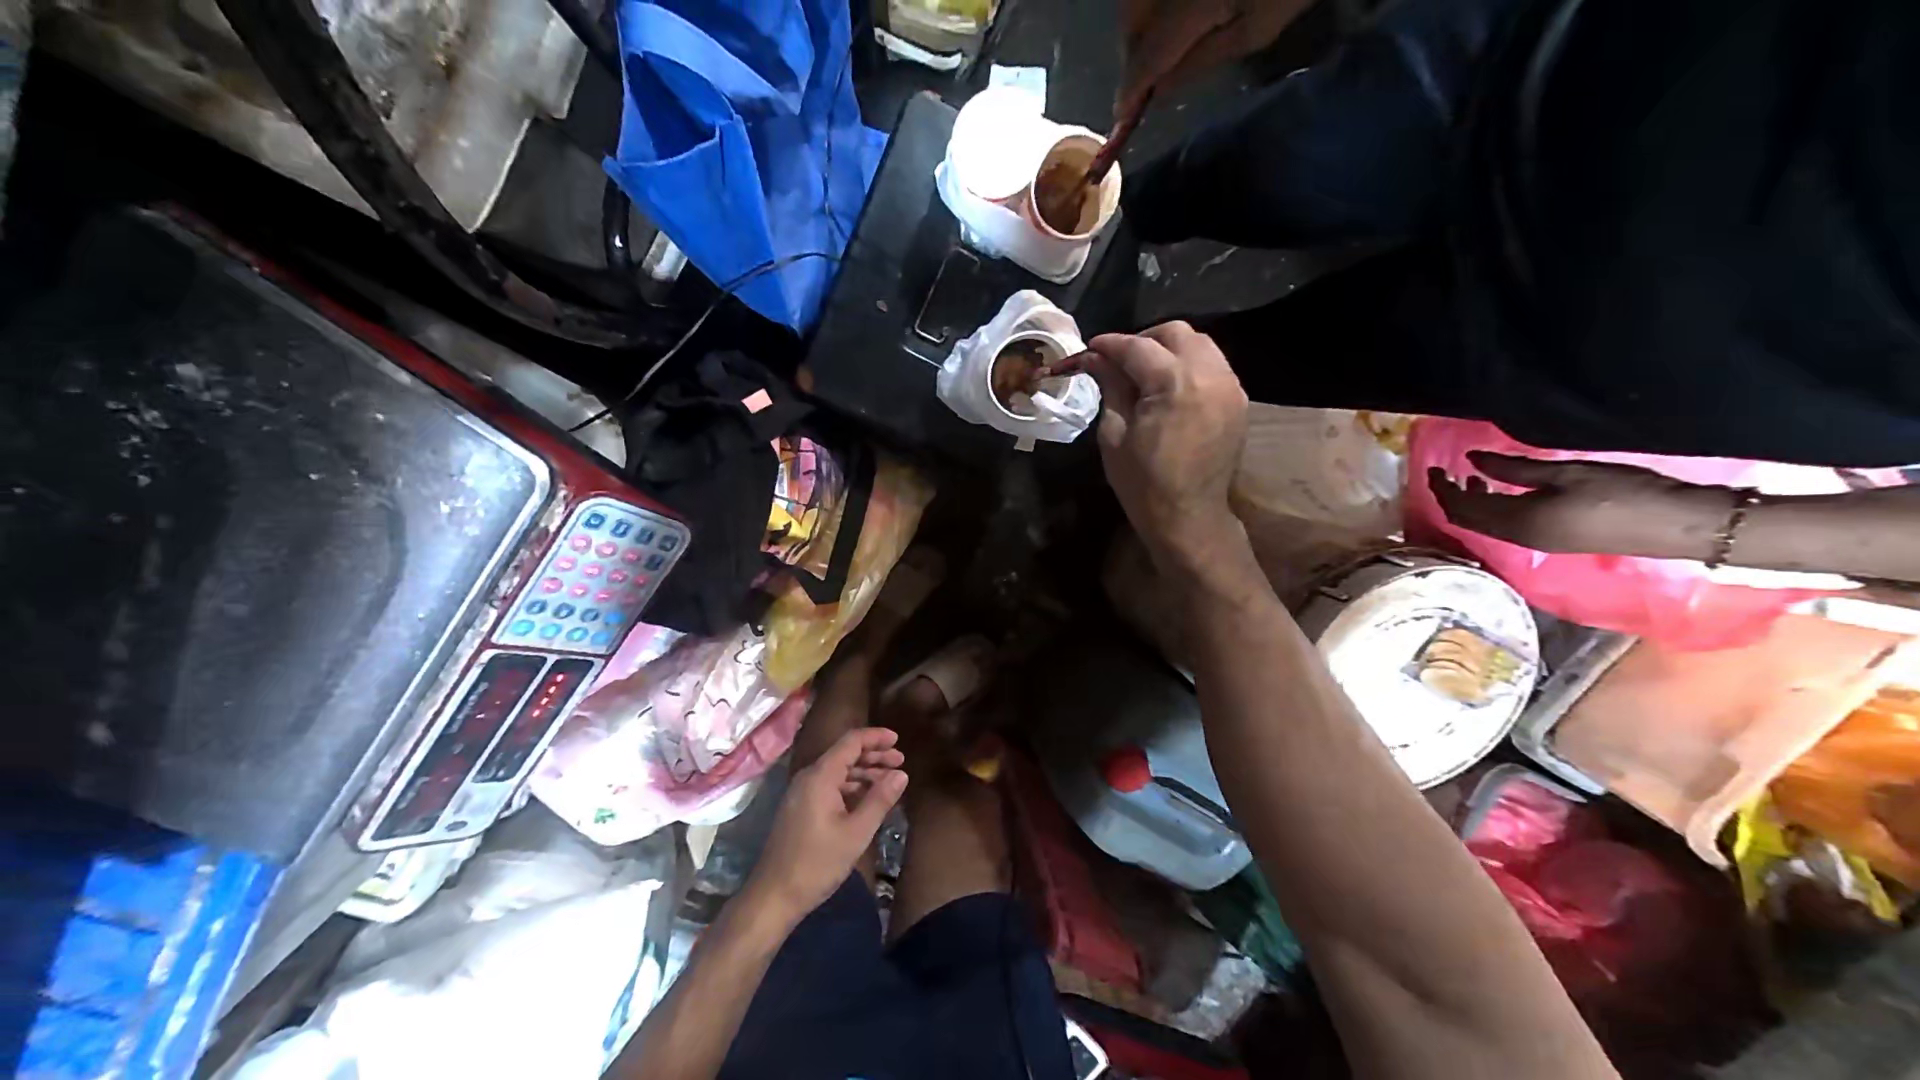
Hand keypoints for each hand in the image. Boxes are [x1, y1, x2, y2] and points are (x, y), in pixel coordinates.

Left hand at [742, 728, 907, 926]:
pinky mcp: (800, 808)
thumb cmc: (817, 863)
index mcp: (820, 776)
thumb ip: (880, 799)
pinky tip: (867, 800)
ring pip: (837, 771)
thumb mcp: (856, 832)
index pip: (851, 741)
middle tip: (900, 762)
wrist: (774, 895)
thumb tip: (901, 774)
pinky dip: (851, 787)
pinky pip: (829, 786)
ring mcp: (802, 793)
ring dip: (864, 772)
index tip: (898, 740)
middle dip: (873, 755)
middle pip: (844, 754)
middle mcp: (809, 777)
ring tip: (889, 781)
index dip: (875, 737)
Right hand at [1087, 322, 1249, 570]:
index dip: (1110, 344)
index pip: (1138, 347)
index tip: (1090, 347)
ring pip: (1200, 344)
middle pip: (1176, 333)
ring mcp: (1230, 386)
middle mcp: (1210, 375)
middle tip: (1119, 360)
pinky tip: (1170, 387)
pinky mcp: (1238, 400)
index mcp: (1175, 384)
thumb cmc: (1143, 482)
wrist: (1188, 516)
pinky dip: (1189, 366)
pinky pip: (1213, 366)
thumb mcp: (1114, 434)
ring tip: (1145, 371)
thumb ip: (1111, 386)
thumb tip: (1097, 358)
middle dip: (1143, 340)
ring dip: (1169, 350)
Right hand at [1120, 0, 1309, 114]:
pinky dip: (1150, 4)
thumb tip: (1158, 92)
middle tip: (1145, 78)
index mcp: (1190, 5)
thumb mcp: (1257, 29)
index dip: (1131, 90)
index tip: (1122, 117)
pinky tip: (1168, 15)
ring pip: (1135, 0)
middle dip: (1132, 52)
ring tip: (1157, 45)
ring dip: (1138, 25)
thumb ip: (1199, 63)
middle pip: (1130, 20)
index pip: (1145, 58)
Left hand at [1427, 452, 1736, 558]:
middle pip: (1466, 520)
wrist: (1678, 526)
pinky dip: (1490, 510)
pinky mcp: (1550, 542)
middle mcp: (1516, 538)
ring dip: (1470, 503)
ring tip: (1471, 477)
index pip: (1459, 508)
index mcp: (1515, 522)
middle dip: (1449, 497)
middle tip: (1443, 473)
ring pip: (1484, 525)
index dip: (1440, 489)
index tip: (1431, 468)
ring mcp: (1534, 543)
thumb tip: (1470, 460)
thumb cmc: (1622, 493)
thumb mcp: (1565, 473)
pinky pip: (1503, 527)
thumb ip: (1513, 470)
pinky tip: (1498, 492)